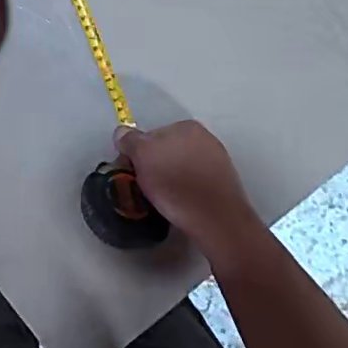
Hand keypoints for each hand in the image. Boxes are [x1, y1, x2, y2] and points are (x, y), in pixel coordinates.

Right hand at [114, 120, 262, 253]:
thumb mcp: (141, 156)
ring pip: (181, 165)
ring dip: (171, 177)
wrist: (217, 221)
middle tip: (147, 185)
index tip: (133, 172)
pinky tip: (183, 203)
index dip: (138, 154)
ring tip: (165, 198)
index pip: (150, 135)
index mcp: (186, 126)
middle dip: (155, 164)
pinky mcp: (226, 184)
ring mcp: (219, 161)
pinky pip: (196, 181)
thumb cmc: (175, 184)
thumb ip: (128, 139)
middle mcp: (206, 138)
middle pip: (167, 149)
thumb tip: (121, 134)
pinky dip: (187, 189)